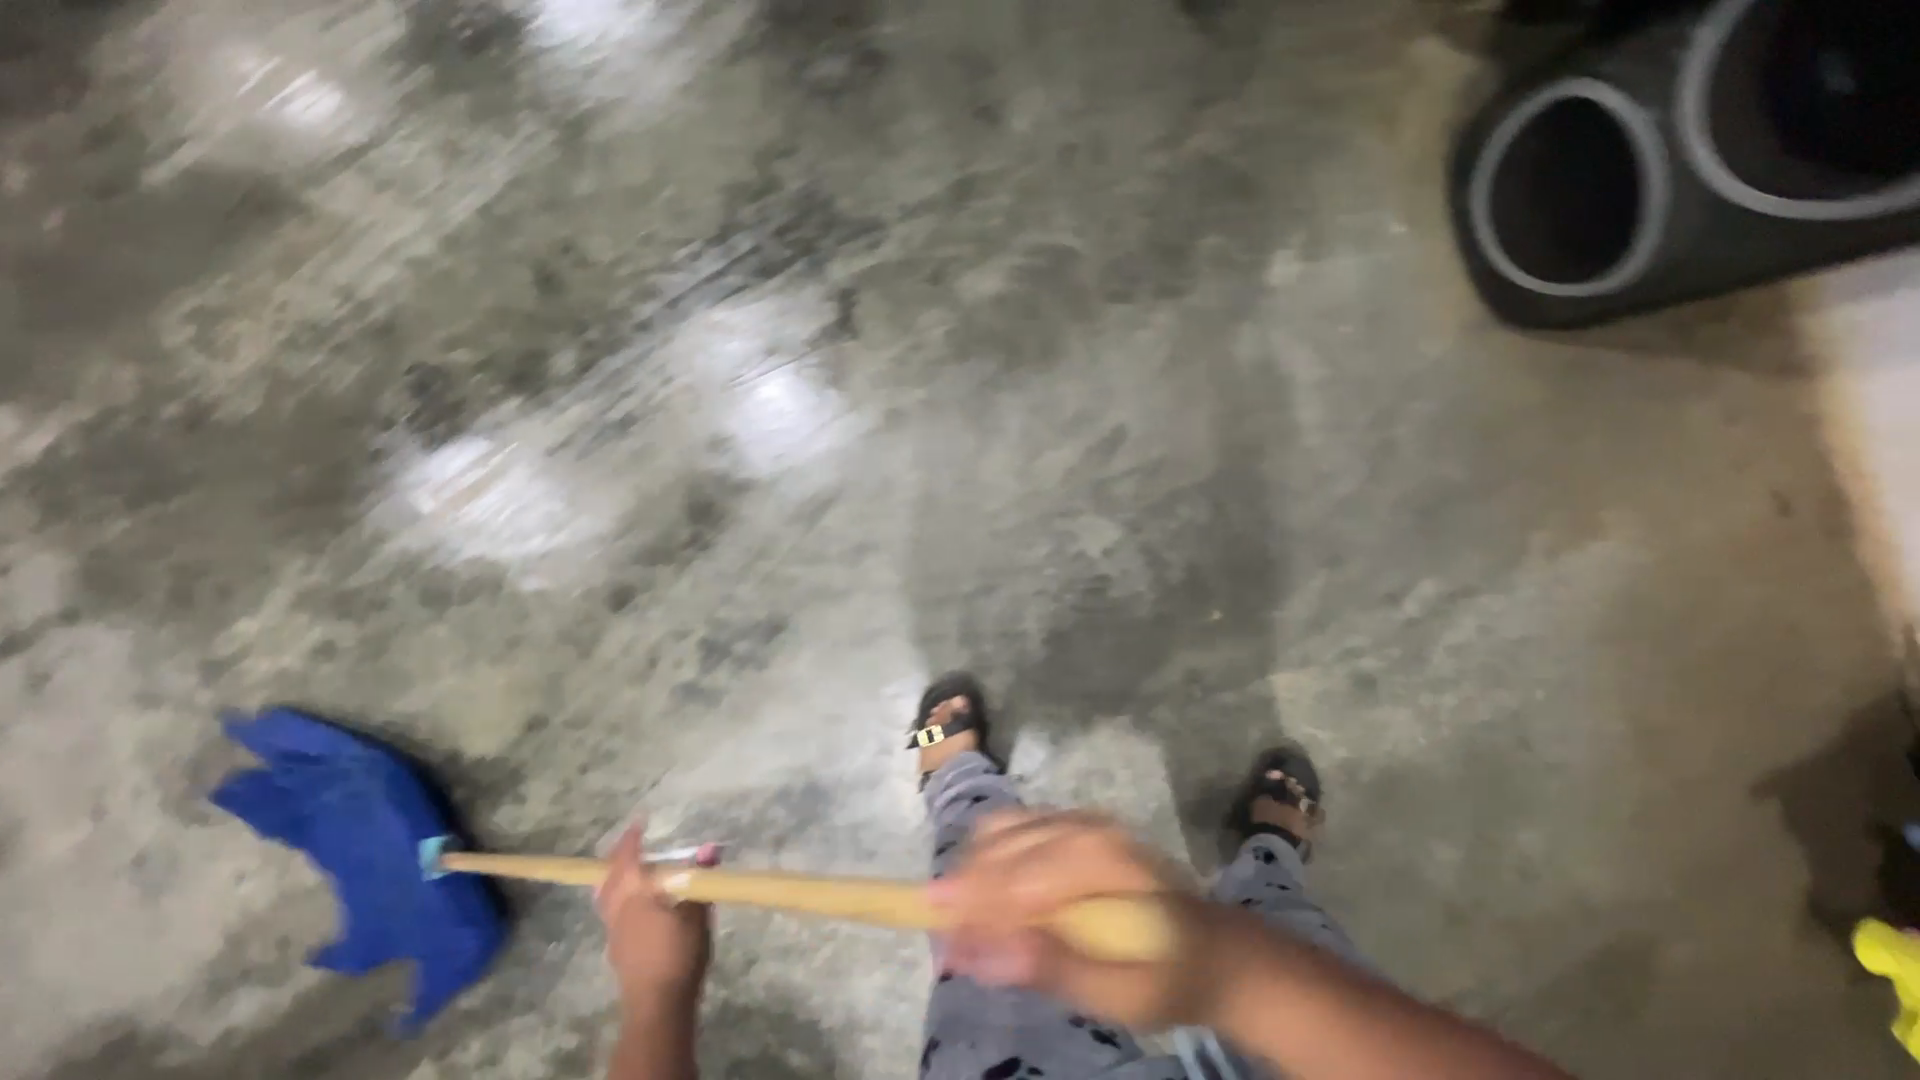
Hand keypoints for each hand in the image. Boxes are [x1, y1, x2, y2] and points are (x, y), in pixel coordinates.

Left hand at [595, 826, 712, 1005]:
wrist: (657, 1004)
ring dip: (613, 876)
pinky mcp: (617, 948)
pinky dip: (617, 896)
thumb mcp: (697, 913)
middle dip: (618, 855)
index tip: (640, 821)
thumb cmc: (679, 953)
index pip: (628, 858)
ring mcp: (613, 930)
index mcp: (635, 894)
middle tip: (631, 841)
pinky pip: (611, 911)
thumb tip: (710, 849)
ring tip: (625, 868)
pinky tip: (634, 902)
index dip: (632, 839)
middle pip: (610, 875)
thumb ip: (700, 880)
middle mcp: (618, 908)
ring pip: (605, 895)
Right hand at [931, 810, 1238, 1031]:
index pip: (1013, 874)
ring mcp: (1077, 818)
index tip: (940, 943)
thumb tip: (983, 953)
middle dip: (964, 891)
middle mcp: (1085, 825)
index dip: (969, 904)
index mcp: (1100, 860)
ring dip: (973, 872)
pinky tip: (992, 899)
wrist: (1210, 946)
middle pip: (997, 844)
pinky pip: (1011, 828)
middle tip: (951, 947)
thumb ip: (1054, 969)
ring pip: (998, 831)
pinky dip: (988, 859)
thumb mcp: (1121, 994)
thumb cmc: (1167, 976)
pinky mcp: (1070, 823)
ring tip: (967, 926)